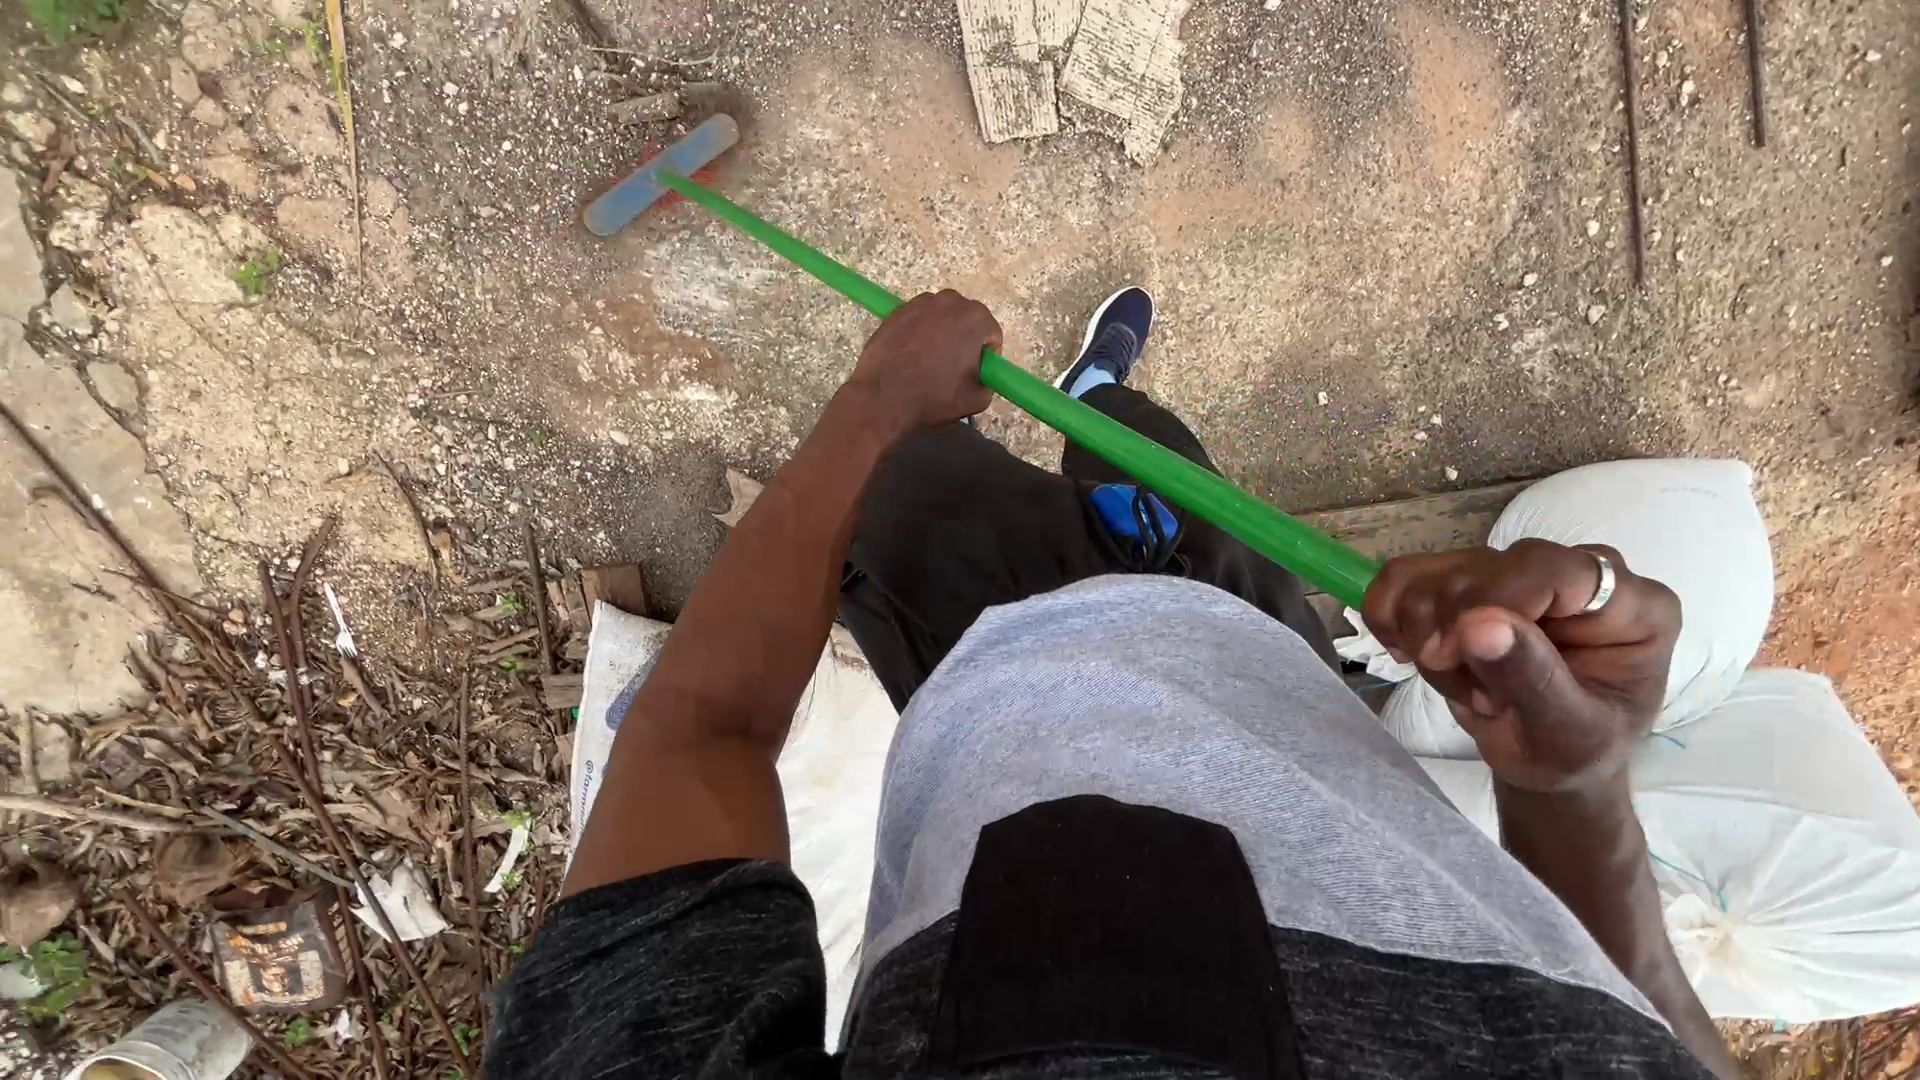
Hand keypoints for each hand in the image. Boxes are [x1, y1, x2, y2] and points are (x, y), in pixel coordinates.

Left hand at [846, 290, 1001, 434]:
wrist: (883, 396)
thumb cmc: (933, 397)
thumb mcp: (977, 399)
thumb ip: (989, 382)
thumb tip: (982, 376)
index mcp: (976, 319)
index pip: (991, 335)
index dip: (986, 357)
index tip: (974, 372)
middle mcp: (951, 301)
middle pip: (967, 321)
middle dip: (965, 340)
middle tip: (953, 367)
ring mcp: (921, 302)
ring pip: (942, 317)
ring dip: (942, 334)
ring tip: (929, 361)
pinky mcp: (898, 309)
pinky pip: (919, 319)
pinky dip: (920, 332)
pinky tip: (911, 355)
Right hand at [1361, 539, 1680, 792]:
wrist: (1540, 758)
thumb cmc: (1571, 753)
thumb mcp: (1568, 735)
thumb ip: (1531, 680)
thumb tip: (1477, 625)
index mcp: (1628, 605)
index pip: (1546, 568)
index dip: (1489, 600)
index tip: (1449, 654)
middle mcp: (1570, 573)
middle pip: (1476, 570)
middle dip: (1451, 636)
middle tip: (1475, 695)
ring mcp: (1509, 572)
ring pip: (1428, 576)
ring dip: (1422, 638)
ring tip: (1460, 681)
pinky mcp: (1459, 579)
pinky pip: (1398, 577)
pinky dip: (1387, 618)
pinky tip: (1409, 653)